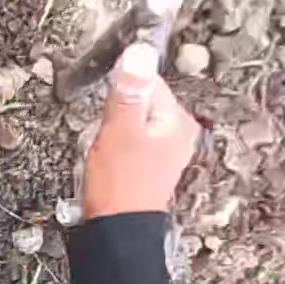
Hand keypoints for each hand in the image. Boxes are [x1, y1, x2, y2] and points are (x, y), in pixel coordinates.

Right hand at [81, 44, 200, 218]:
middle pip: (138, 102)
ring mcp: (164, 151)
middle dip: (114, 115)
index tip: (109, 110)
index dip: (121, 92)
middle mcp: (178, 134)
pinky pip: (128, 141)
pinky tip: (107, 163)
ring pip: (129, 123)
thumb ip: (129, 90)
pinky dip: (113, 147)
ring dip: (111, 132)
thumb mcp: (120, 129)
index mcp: (178, 121)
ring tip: (106, 153)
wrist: (116, 230)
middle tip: (107, 137)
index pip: (147, 82)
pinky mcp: (148, 165)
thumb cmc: (120, 183)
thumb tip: (139, 52)